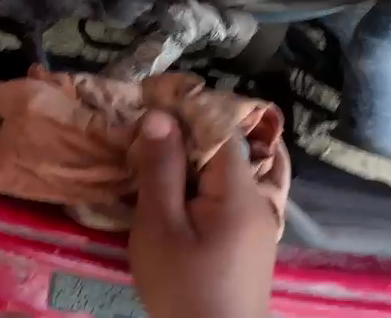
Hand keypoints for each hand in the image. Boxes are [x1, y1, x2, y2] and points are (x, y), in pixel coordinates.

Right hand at [127, 110, 277, 317]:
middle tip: (135, 133)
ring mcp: (253, 225)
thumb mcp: (160, 225)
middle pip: (218, 149)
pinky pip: (218, 196)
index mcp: (239, 193)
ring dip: (181, 162)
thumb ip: (161, 167)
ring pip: (216, 173)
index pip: (218, 129)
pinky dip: (191, 186)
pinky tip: (163, 194)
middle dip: (178, 136)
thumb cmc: (183, 288)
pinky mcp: (244, 243)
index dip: (183, 110)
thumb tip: (160, 115)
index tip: (145, 101)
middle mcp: (255, 202)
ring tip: (142, 160)